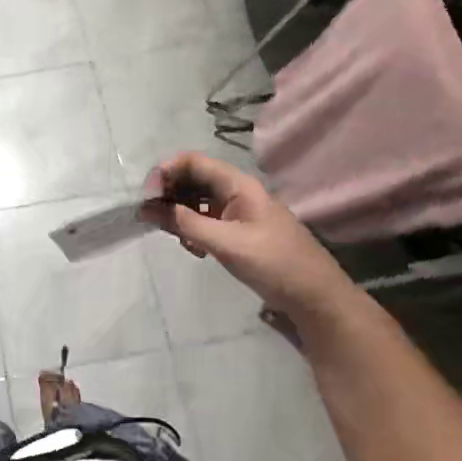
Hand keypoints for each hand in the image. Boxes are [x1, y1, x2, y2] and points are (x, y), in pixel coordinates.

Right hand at [138, 153, 359, 320]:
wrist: (316, 298)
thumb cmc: (274, 264)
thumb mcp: (224, 243)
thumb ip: (183, 222)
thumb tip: (145, 208)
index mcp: (239, 186)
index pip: (192, 162)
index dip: (165, 172)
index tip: (147, 197)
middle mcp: (236, 192)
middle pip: (191, 179)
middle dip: (167, 194)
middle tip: (152, 218)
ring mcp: (237, 211)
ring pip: (194, 199)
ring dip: (177, 213)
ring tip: (173, 236)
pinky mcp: (236, 229)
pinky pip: (203, 218)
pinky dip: (190, 228)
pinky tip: (192, 248)